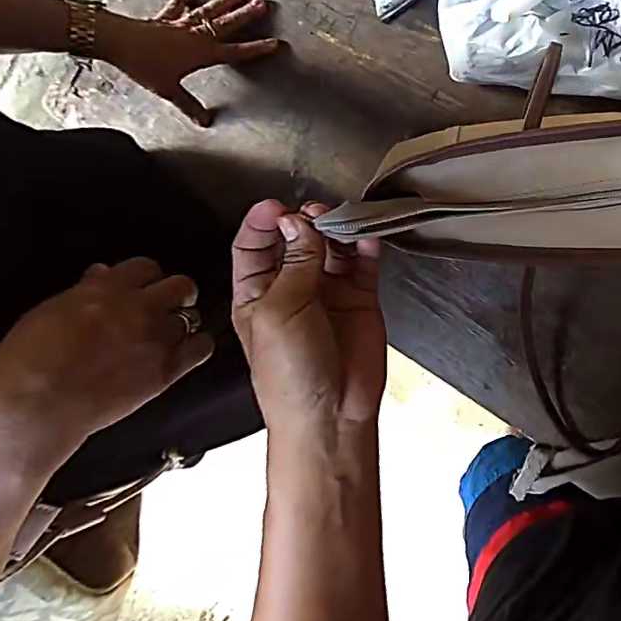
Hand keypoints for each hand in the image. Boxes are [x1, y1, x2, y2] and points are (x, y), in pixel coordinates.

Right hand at [0, 258, 216, 473]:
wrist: (32, 405)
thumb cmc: (27, 358)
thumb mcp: (51, 310)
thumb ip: (85, 291)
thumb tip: (102, 274)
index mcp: (108, 288)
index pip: (146, 267)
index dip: (146, 278)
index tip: (144, 287)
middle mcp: (140, 308)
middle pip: (181, 285)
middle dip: (175, 293)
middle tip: (168, 305)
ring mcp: (156, 339)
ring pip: (191, 318)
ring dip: (181, 324)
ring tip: (168, 334)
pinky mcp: (166, 370)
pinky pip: (202, 348)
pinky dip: (197, 346)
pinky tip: (186, 351)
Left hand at [93, 0, 285, 126]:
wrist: (116, 40)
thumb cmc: (144, 65)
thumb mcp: (169, 90)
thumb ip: (189, 105)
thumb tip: (205, 122)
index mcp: (202, 54)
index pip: (237, 52)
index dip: (257, 49)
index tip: (276, 43)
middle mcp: (196, 36)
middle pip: (227, 24)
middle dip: (246, 14)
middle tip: (263, 3)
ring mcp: (181, 24)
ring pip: (209, 11)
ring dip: (225, 1)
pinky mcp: (164, 19)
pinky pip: (177, 8)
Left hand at [230, 200, 386, 442]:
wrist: (331, 414)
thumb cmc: (289, 374)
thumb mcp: (279, 311)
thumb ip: (294, 263)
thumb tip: (299, 221)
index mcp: (257, 293)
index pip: (254, 246)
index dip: (262, 222)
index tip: (274, 206)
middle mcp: (293, 288)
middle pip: (296, 239)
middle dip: (303, 222)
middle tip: (313, 215)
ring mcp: (328, 292)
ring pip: (332, 246)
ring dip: (335, 229)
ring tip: (340, 221)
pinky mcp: (360, 297)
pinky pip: (363, 262)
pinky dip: (366, 244)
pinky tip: (365, 235)